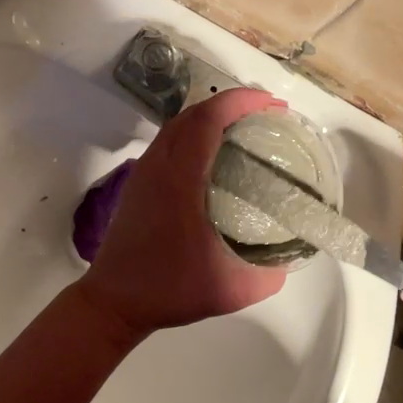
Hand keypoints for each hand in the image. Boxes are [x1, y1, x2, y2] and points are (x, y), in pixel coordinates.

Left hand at [75, 89, 288, 335]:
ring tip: (245, 128)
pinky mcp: (140, 181)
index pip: (209, 118)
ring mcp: (145, 170)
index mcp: (180, 176)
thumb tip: (289, 258)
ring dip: (212, 116)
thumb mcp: (229, 289)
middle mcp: (159, 163)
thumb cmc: (168, 289)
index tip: (274, 104)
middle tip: (267, 114)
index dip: (242, 101)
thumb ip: (267, 274)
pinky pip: (170, 140)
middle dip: (232, 103)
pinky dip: (196, 132)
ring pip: (178, 124)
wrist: (113, 301)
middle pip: (194, 112)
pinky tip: (215, 154)